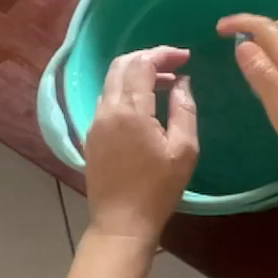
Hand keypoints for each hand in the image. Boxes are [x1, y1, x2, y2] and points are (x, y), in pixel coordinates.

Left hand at [83, 46, 197, 244]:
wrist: (121, 223)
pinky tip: (146, 105)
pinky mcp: (91, 135)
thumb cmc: (158, 189)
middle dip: (148, 57)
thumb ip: (185, 109)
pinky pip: (107, 99)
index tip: (186, 57)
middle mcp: (107, 110)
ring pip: (112, 81)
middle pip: (122, 65)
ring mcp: (95, 122)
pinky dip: (127, 90)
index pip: (142, 63)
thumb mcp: (184, 150)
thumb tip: (182, 82)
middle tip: (175, 65)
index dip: (164, 53)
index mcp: (131, 110)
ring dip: (136, 73)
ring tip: (165, 83)